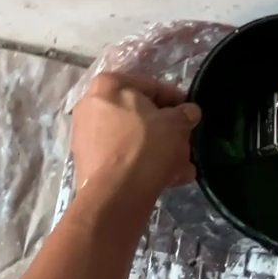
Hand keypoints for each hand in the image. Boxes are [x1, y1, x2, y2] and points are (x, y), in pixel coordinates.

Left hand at [71, 72, 200, 211]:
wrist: (116, 193)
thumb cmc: (146, 146)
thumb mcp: (176, 124)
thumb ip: (185, 114)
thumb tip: (189, 112)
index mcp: (108, 85)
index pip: (151, 86)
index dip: (176, 99)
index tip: (191, 112)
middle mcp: (91, 106)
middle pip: (139, 115)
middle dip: (166, 130)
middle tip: (186, 141)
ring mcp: (86, 136)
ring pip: (132, 138)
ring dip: (159, 150)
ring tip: (183, 166)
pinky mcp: (88, 163)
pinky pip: (123, 157)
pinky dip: (144, 163)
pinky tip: (167, 178)